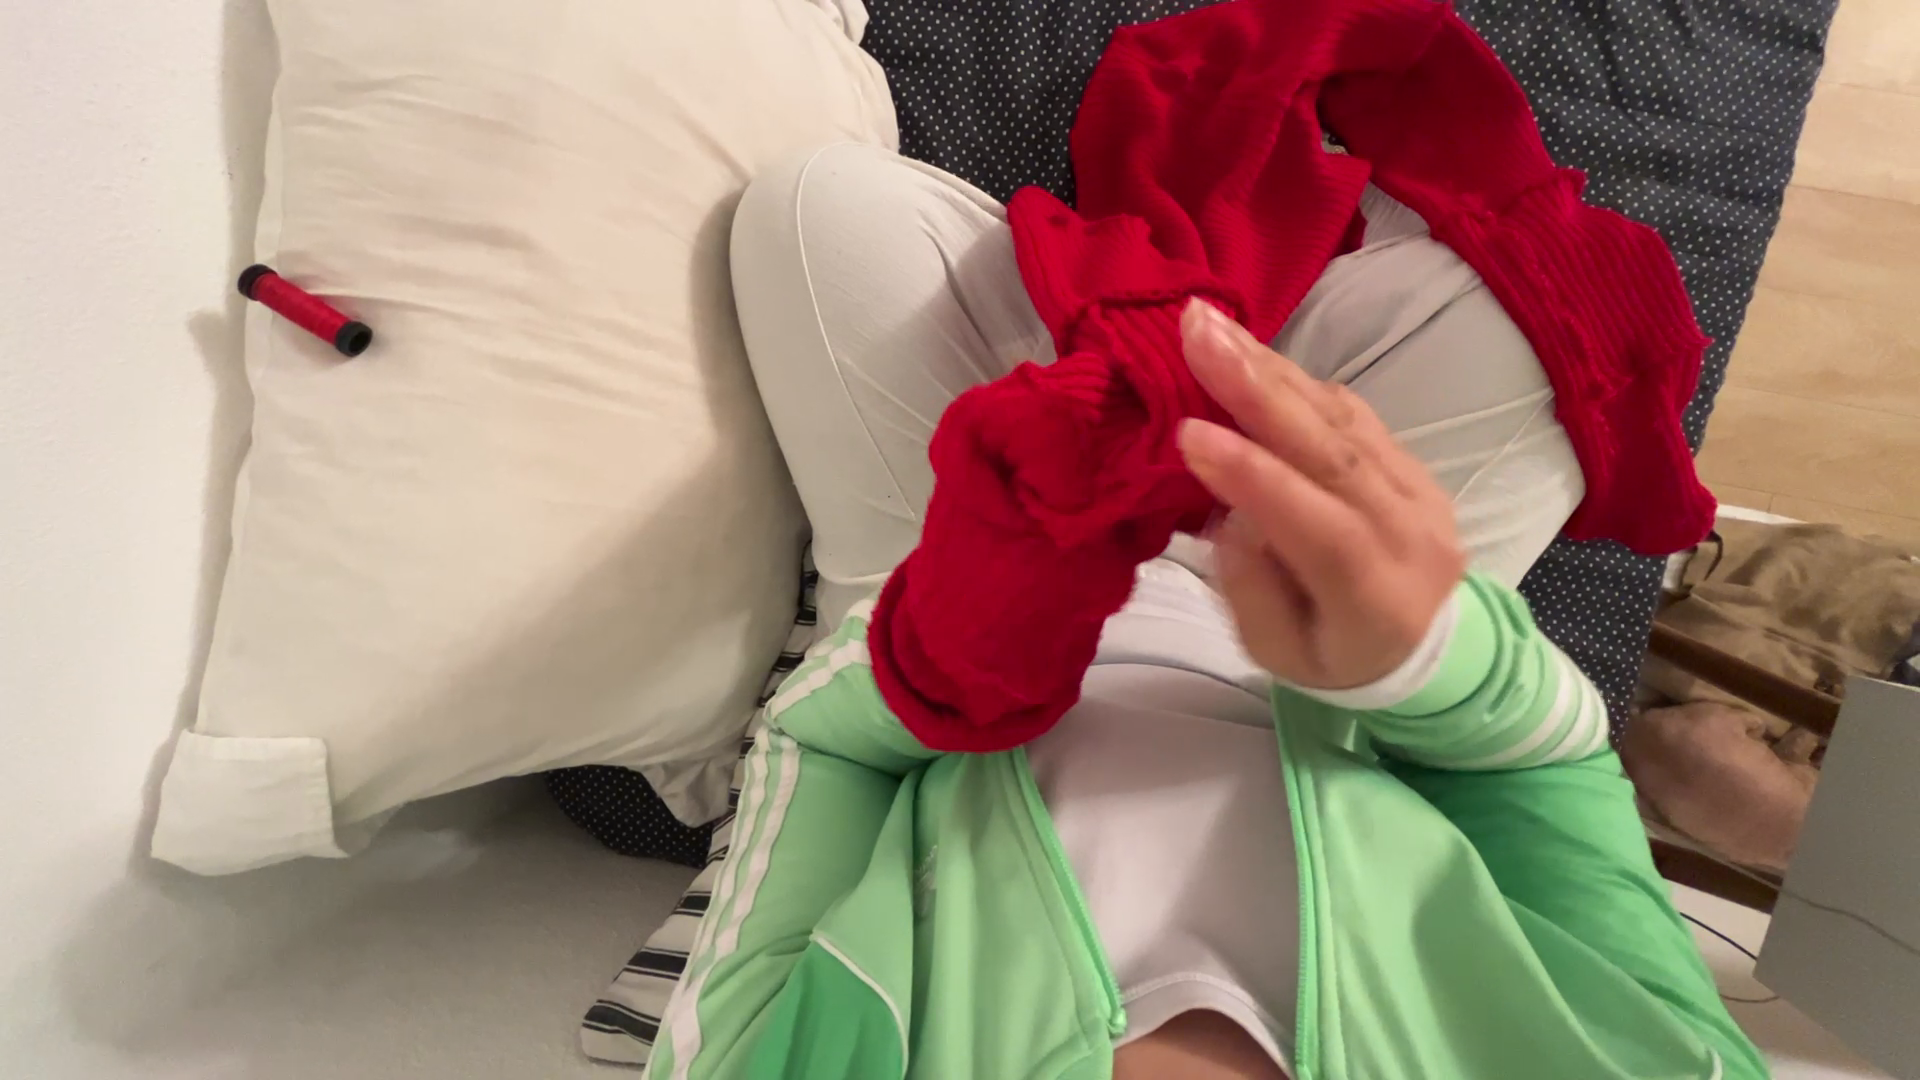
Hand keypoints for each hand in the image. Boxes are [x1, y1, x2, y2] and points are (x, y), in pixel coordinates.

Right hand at [1175, 300, 1465, 690]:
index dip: (1255, 477)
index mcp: (1376, 597)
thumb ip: (1254, 592)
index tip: (1189, 433)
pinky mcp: (1409, 461)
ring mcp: (1417, 488)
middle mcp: (1409, 531)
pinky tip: (1252, 352)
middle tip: (1197, 332)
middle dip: (1256, 387)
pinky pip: (1351, 412)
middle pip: (1334, 450)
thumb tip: (1231, 519)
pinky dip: (1295, 379)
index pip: (1319, 528)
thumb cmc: (1337, 659)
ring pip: (1341, 418)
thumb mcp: (1281, 656)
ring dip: (1270, 367)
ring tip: (1211, 326)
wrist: (1427, 648)